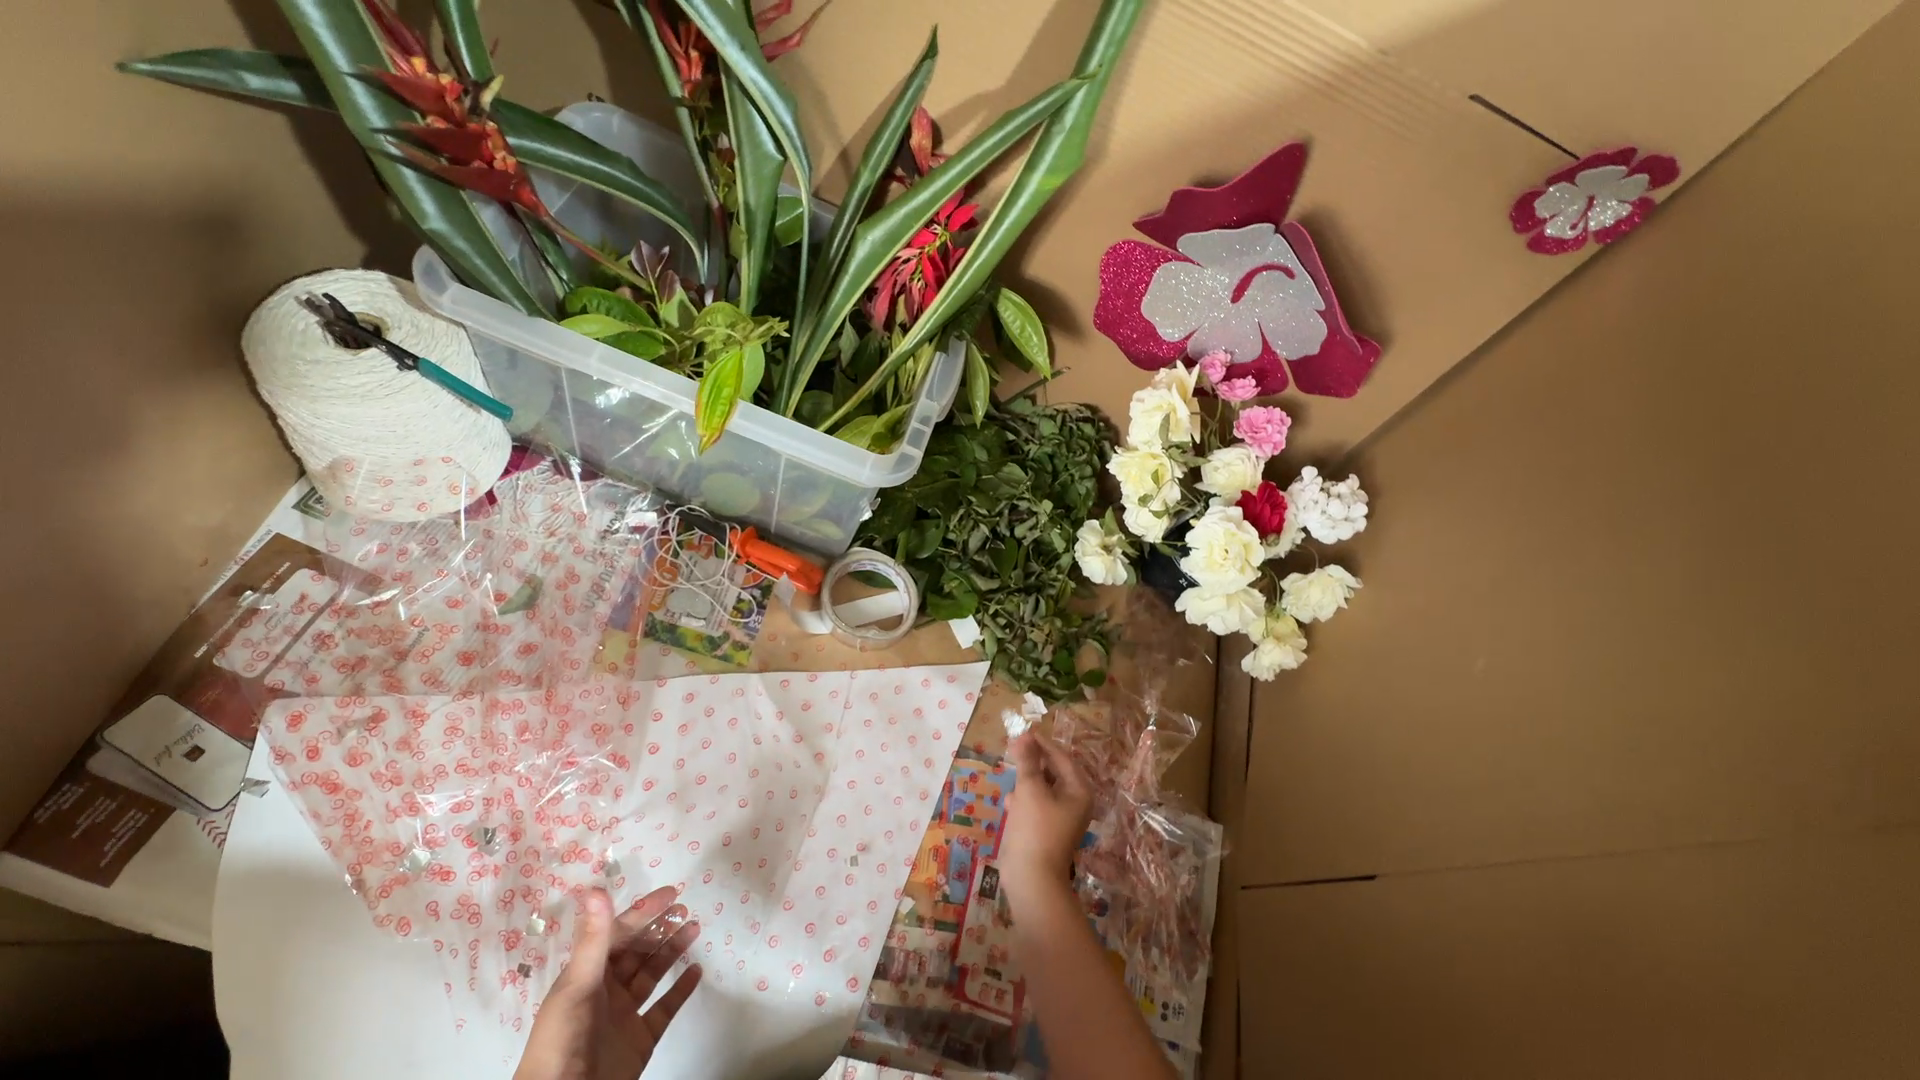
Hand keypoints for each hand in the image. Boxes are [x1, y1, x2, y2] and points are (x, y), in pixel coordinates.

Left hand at [514, 886, 702, 1079]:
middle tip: (686, 909)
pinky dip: (680, 990)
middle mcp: (606, 991)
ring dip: (672, 951)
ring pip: (652, 974)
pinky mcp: (641, 1039)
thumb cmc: (562, 1040)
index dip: (643, 912)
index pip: (618, 934)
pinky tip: (696, 972)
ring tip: (695, 929)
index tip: (670, 894)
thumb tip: (596, 888)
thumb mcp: (576, 986)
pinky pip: (664, 1008)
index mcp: (586, 976)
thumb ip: (593, 939)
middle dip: (660, 928)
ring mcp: (624, 1015)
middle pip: (637, 951)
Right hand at [998, 733, 1092, 905]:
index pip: (1061, 757)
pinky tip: (1010, 802)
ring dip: (1026, 780)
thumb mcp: (1030, 790)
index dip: (1042, 743)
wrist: (1031, 878)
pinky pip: (1035, 806)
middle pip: (1053, 772)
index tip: (1022, 732)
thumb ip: (1027, 761)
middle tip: (1013, 748)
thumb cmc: (1035, 829)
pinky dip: (1024, 800)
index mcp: (1078, 790)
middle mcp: (1074, 802)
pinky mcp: (1045, 830)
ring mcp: (1060, 818)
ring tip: (1010, 770)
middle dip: (1033, 761)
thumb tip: (1024, 735)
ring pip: (1042, 788)